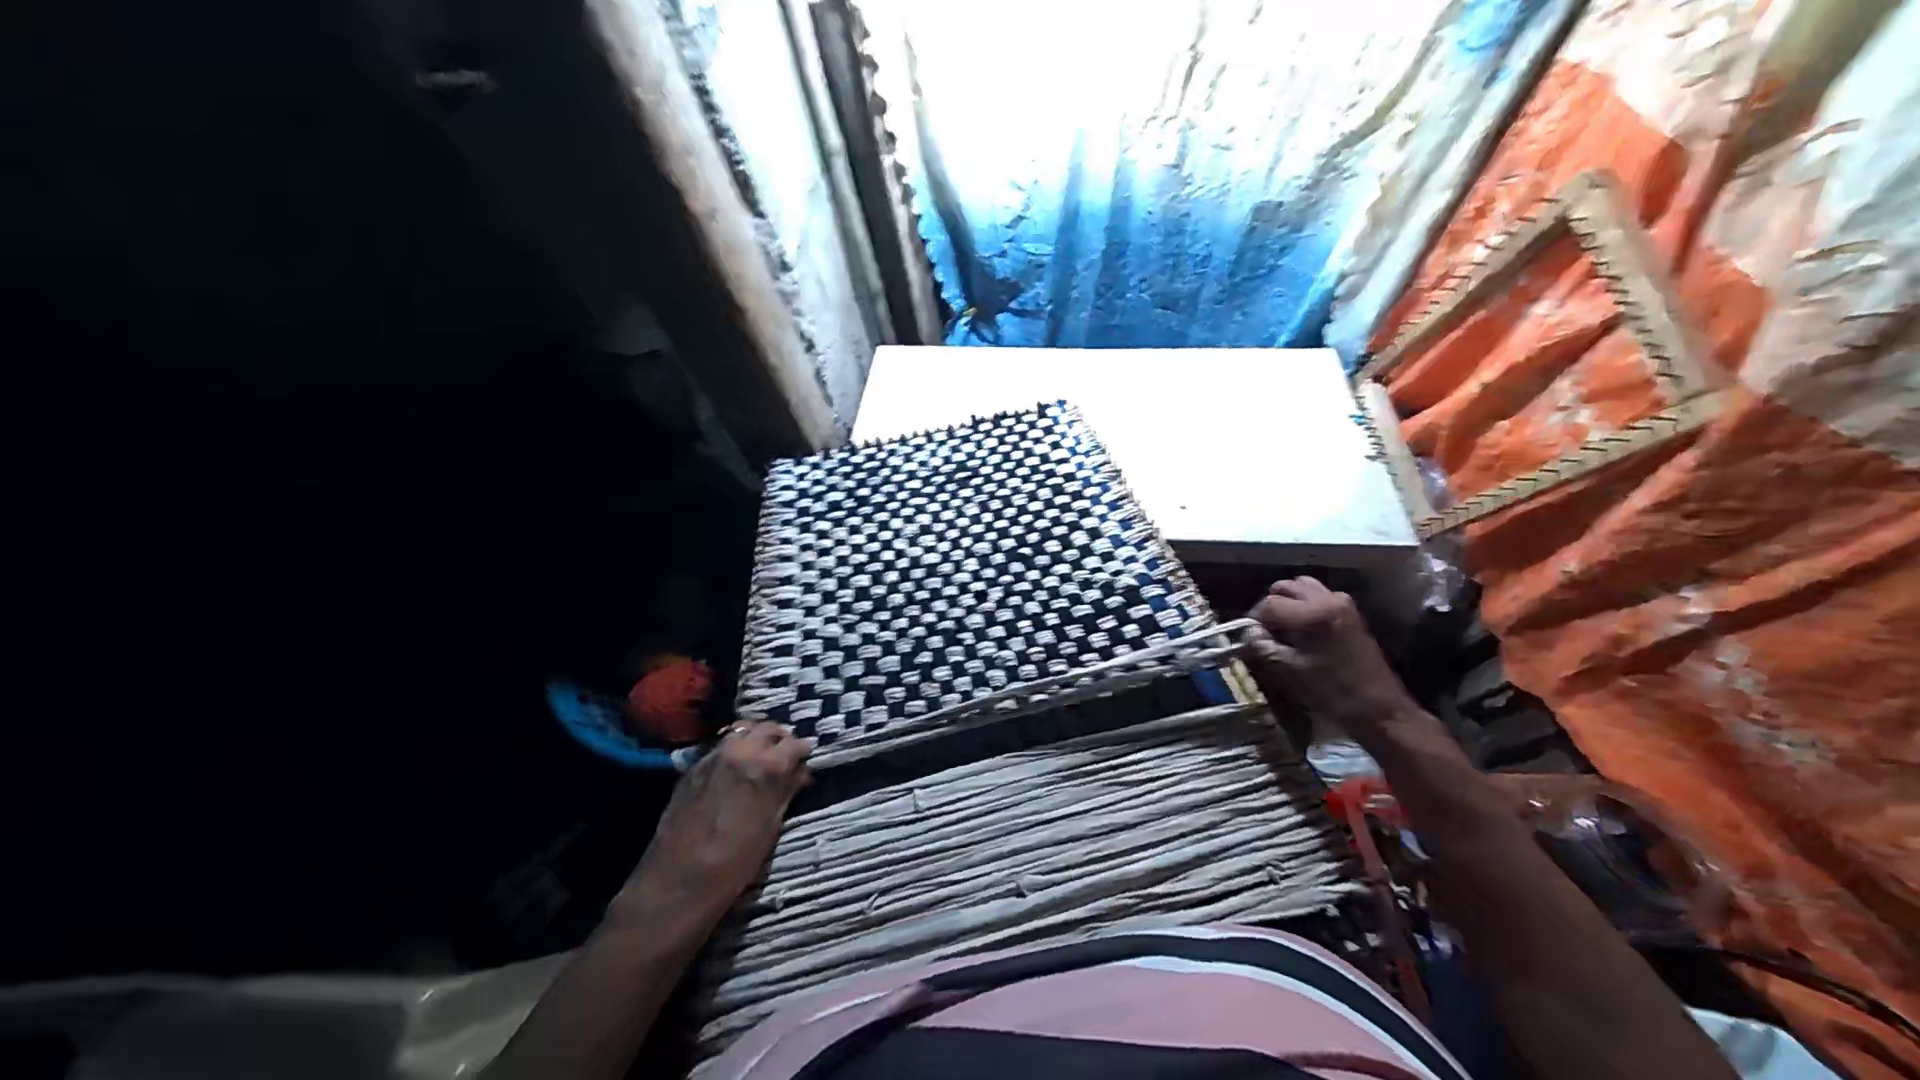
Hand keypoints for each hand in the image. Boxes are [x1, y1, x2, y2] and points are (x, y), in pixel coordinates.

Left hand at [620, 721, 811, 920]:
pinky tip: (736, 766)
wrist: (679, 880)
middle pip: (768, 729)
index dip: (803, 751)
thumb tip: (802, 772)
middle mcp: (741, 751)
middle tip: (786, 755)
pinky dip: (735, 748)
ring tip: (762, 755)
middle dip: (781, 739)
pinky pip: (721, 745)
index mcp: (767, 766)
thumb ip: (788, 791)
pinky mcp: (694, 766)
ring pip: (743, 731)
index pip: (795, 744)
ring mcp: (714, 756)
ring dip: (756, 738)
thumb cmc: (735, 861)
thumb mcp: (772, 826)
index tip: (806, 760)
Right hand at [1246, 577, 1418, 741]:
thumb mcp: (1291, 672)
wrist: (1381, 710)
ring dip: (1287, 603)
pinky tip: (1301, 630)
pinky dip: (1303, 606)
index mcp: (1314, 613)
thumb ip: (1264, 648)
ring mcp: (1342, 604)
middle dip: (1270, 607)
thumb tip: (1248, 635)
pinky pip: (1318, 597)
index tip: (1248, 637)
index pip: (1269, 604)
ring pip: (1302, 588)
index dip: (1253, 620)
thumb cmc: (1334, 693)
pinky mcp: (1350, 613)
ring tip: (1282, 628)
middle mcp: (1329, 599)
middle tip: (1264, 632)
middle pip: (1285, 588)